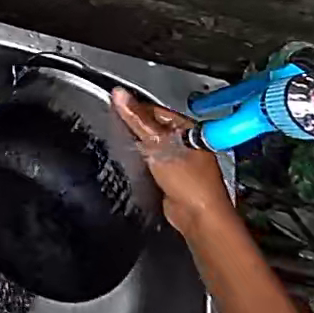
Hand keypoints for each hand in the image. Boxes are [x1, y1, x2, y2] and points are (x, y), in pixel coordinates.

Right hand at [112, 87, 231, 234]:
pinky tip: (129, 160)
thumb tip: (119, 93)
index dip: (134, 109)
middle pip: (152, 127)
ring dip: (137, 145)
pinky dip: (140, 159)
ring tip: (119, 141)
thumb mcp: (158, 144)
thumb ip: (137, 119)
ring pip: (150, 144)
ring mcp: (178, 159)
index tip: (115, 108)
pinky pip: (151, 160)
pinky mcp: (171, 175)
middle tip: (115, 126)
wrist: (198, 218)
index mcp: (187, 128)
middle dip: (135, 128)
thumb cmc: (188, 180)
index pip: (154, 110)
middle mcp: (184, 142)